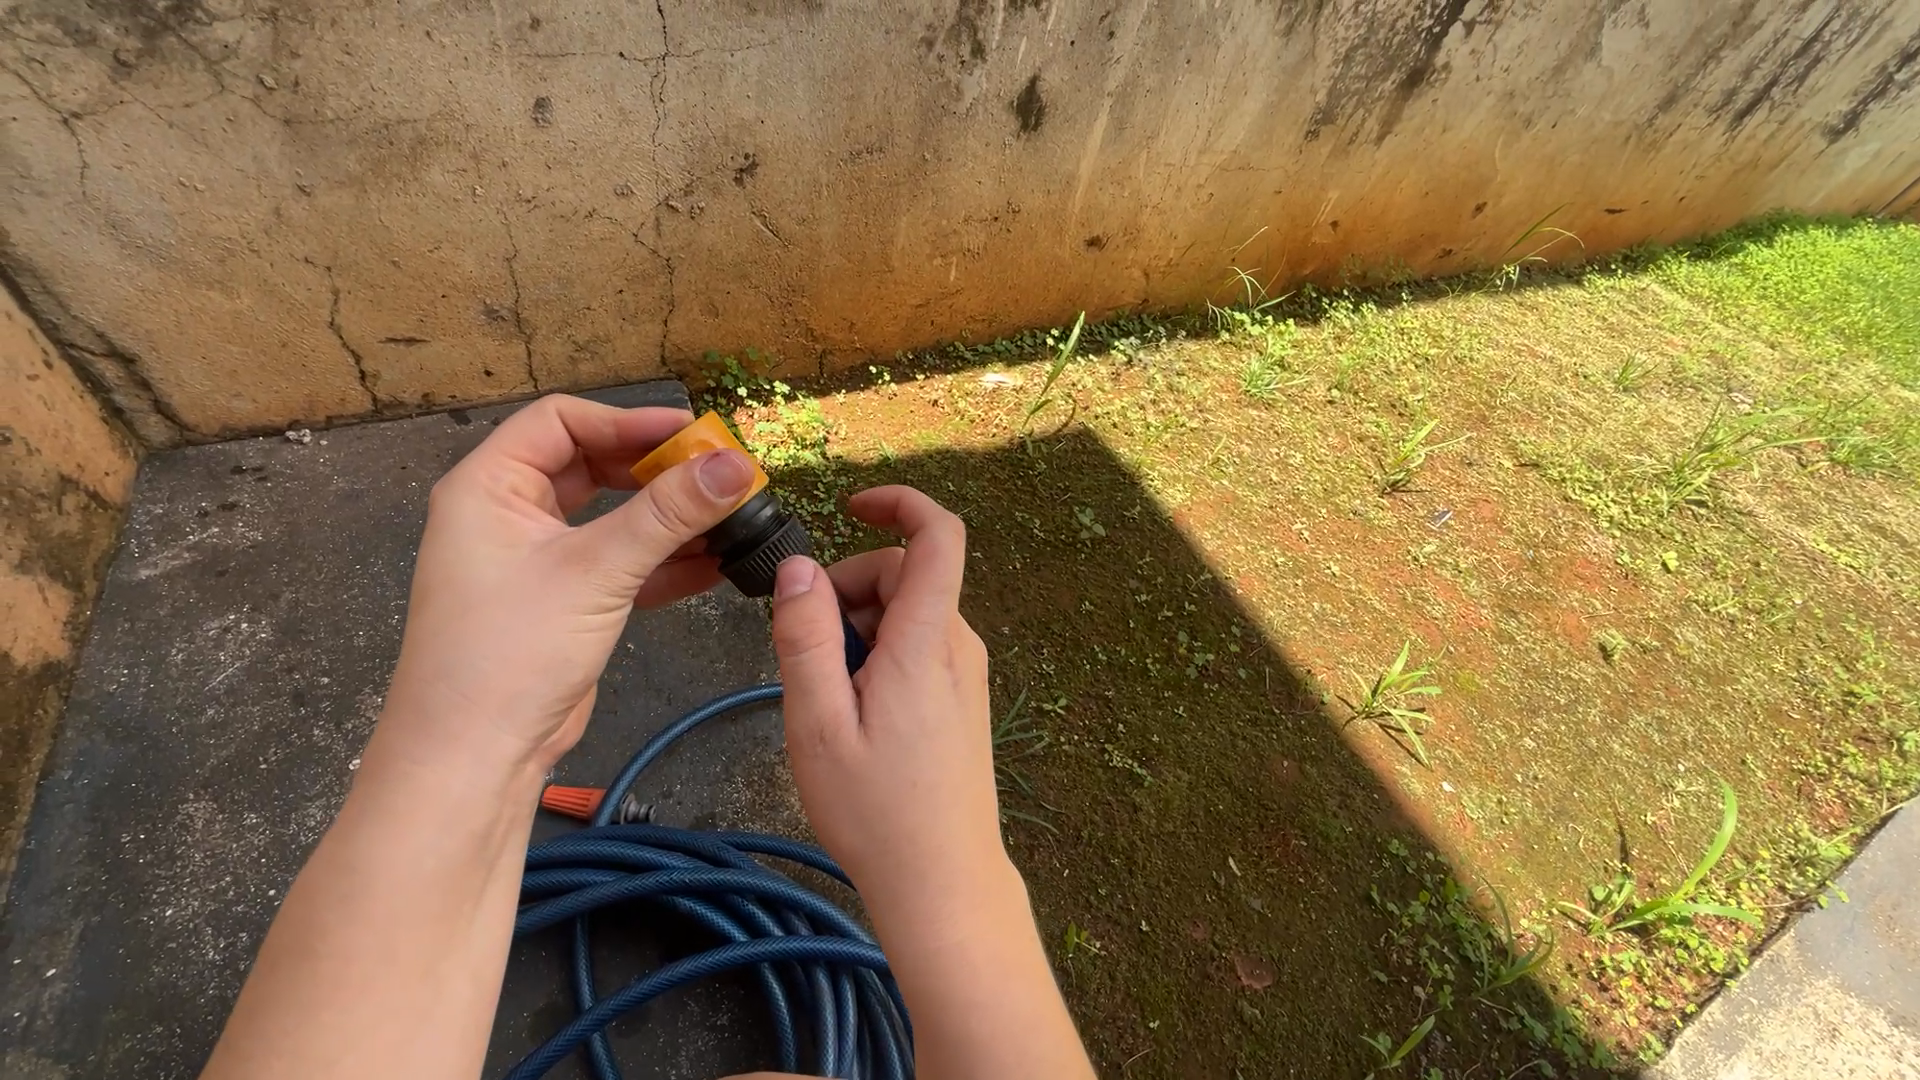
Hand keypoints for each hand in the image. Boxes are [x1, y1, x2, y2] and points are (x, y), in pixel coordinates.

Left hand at [381, 394, 756, 770]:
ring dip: (671, 519)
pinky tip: (717, 564)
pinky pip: (624, 563)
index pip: (563, 422)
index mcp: (490, 486)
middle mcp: (513, 513)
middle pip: (596, 467)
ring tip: (732, 517)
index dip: (630, 421)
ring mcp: (543, 560)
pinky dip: (666, 562)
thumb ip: (669, 513)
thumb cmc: (513, 649)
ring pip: (616, 518)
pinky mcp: (570, 600)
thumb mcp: (597, 570)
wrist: (476, 757)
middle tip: (720, 475)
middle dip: (659, 471)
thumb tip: (737, 465)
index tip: (696, 435)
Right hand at [768, 487, 1003, 917]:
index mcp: (927, 642)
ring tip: (831, 699)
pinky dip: (879, 654)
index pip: (939, 535)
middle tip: (811, 658)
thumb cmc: (876, 811)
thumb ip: (806, 638)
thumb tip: (798, 568)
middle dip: (849, 591)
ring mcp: (967, 672)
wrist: (945, 883)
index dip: (901, 503)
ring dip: (859, 630)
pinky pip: (918, 646)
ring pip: (906, 613)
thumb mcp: (818, 724)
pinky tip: (857, 712)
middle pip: (904, 576)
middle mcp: (959, 645)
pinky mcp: (964, 697)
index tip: (852, 506)